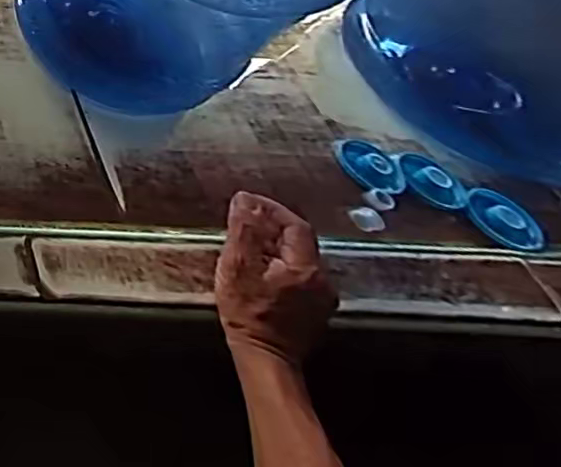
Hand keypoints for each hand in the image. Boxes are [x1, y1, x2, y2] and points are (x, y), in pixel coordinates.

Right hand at [214, 191, 335, 364]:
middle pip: (299, 241)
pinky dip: (280, 263)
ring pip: (299, 258)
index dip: (272, 208)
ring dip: (275, 244)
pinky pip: (299, 276)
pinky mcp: (315, 312)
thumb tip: (246, 200)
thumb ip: (244, 230)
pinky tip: (260, 267)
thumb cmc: (247, 311)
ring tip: (248, 241)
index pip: (295, 225)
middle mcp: (322, 282)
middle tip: (245, 219)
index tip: (248, 201)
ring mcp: (322, 299)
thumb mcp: (238, 265)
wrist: (265, 359)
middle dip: (272, 225)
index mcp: (306, 268)